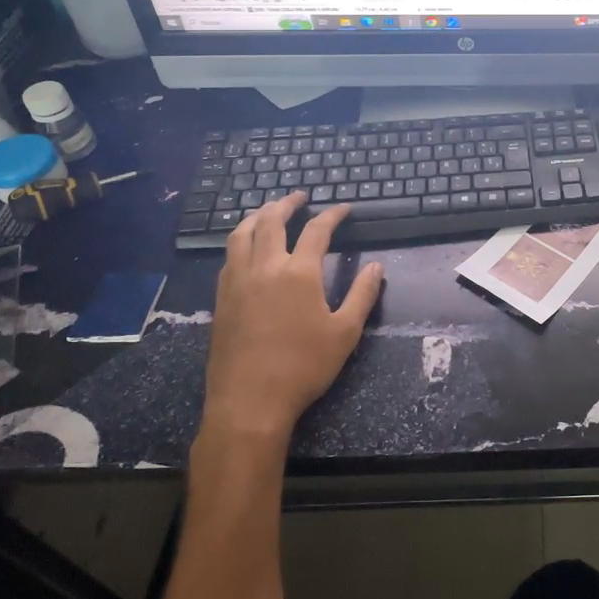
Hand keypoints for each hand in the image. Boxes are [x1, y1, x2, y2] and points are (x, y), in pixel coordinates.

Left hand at [202, 193, 383, 441]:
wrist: (249, 402)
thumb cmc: (303, 368)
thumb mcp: (344, 333)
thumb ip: (362, 295)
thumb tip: (376, 266)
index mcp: (299, 273)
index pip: (317, 229)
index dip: (332, 214)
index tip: (344, 208)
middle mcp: (265, 267)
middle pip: (272, 221)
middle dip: (287, 203)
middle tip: (299, 197)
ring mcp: (237, 281)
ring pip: (241, 234)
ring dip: (257, 216)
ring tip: (268, 211)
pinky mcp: (221, 299)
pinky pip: (228, 257)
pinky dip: (241, 241)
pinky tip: (247, 249)